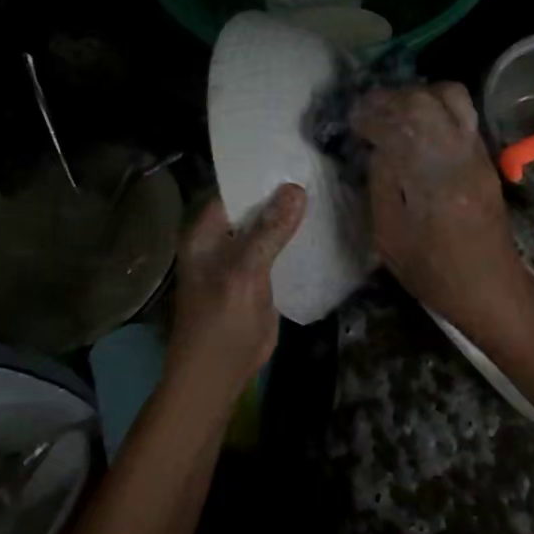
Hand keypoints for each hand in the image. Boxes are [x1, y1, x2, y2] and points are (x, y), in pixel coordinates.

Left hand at [167, 183, 307, 398]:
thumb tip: (295, 189)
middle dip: (282, 196)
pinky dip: (295, 243)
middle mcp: (221, 241)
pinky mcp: (258, 279)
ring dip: (291, 219)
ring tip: (326, 192)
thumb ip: (269, 231)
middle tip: (319, 172)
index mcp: (206, 233)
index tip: (294, 159)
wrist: (217, 374)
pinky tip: (322, 230)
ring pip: (268, 231)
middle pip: (254, 209)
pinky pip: (278, 253)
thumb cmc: (221, 321)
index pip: (234, 191)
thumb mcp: (244, 271)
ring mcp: (241, 261)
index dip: (261, 176)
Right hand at [351, 84, 527, 325]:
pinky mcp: (485, 157)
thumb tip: (379, 148)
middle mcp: (459, 156)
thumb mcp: (390, 237)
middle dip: (392, 98)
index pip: (399, 125)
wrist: (490, 287)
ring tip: (394, 111)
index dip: (371, 116)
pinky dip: (435, 106)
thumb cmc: (434, 271)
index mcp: (432, 179)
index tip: (353, 119)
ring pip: (451, 98)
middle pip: (426, 101)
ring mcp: (477, 153)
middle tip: (369, 108)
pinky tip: (417, 124)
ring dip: (417, 96)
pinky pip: (462, 114)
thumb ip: (381, 185)